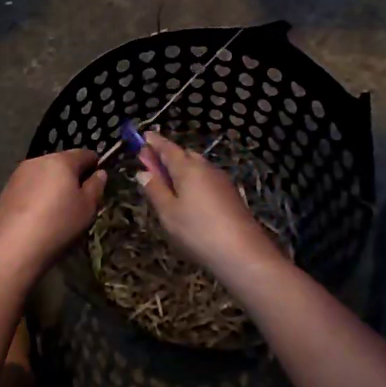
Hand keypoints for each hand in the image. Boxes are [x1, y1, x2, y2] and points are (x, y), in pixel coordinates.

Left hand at [0, 150, 106, 271]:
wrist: (12, 248)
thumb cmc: (58, 224)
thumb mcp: (87, 207)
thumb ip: (96, 186)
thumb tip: (99, 173)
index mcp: (61, 160)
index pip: (85, 154)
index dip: (95, 165)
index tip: (97, 182)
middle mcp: (39, 161)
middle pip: (63, 162)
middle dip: (73, 175)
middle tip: (79, 198)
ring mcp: (19, 174)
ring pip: (45, 173)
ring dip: (54, 184)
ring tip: (58, 208)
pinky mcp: (6, 190)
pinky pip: (31, 185)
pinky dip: (39, 194)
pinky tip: (40, 214)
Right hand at [137, 134, 280, 274]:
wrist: (241, 250)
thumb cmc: (197, 230)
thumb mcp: (168, 212)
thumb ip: (155, 190)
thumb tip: (144, 172)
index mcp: (188, 168)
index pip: (168, 148)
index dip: (155, 142)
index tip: (144, 136)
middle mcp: (207, 168)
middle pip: (185, 155)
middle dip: (168, 156)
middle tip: (151, 162)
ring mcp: (222, 180)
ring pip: (198, 167)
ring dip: (181, 169)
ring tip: (167, 181)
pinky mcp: (230, 194)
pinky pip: (207, 179)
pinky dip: (194, 181)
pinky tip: (189, 196)